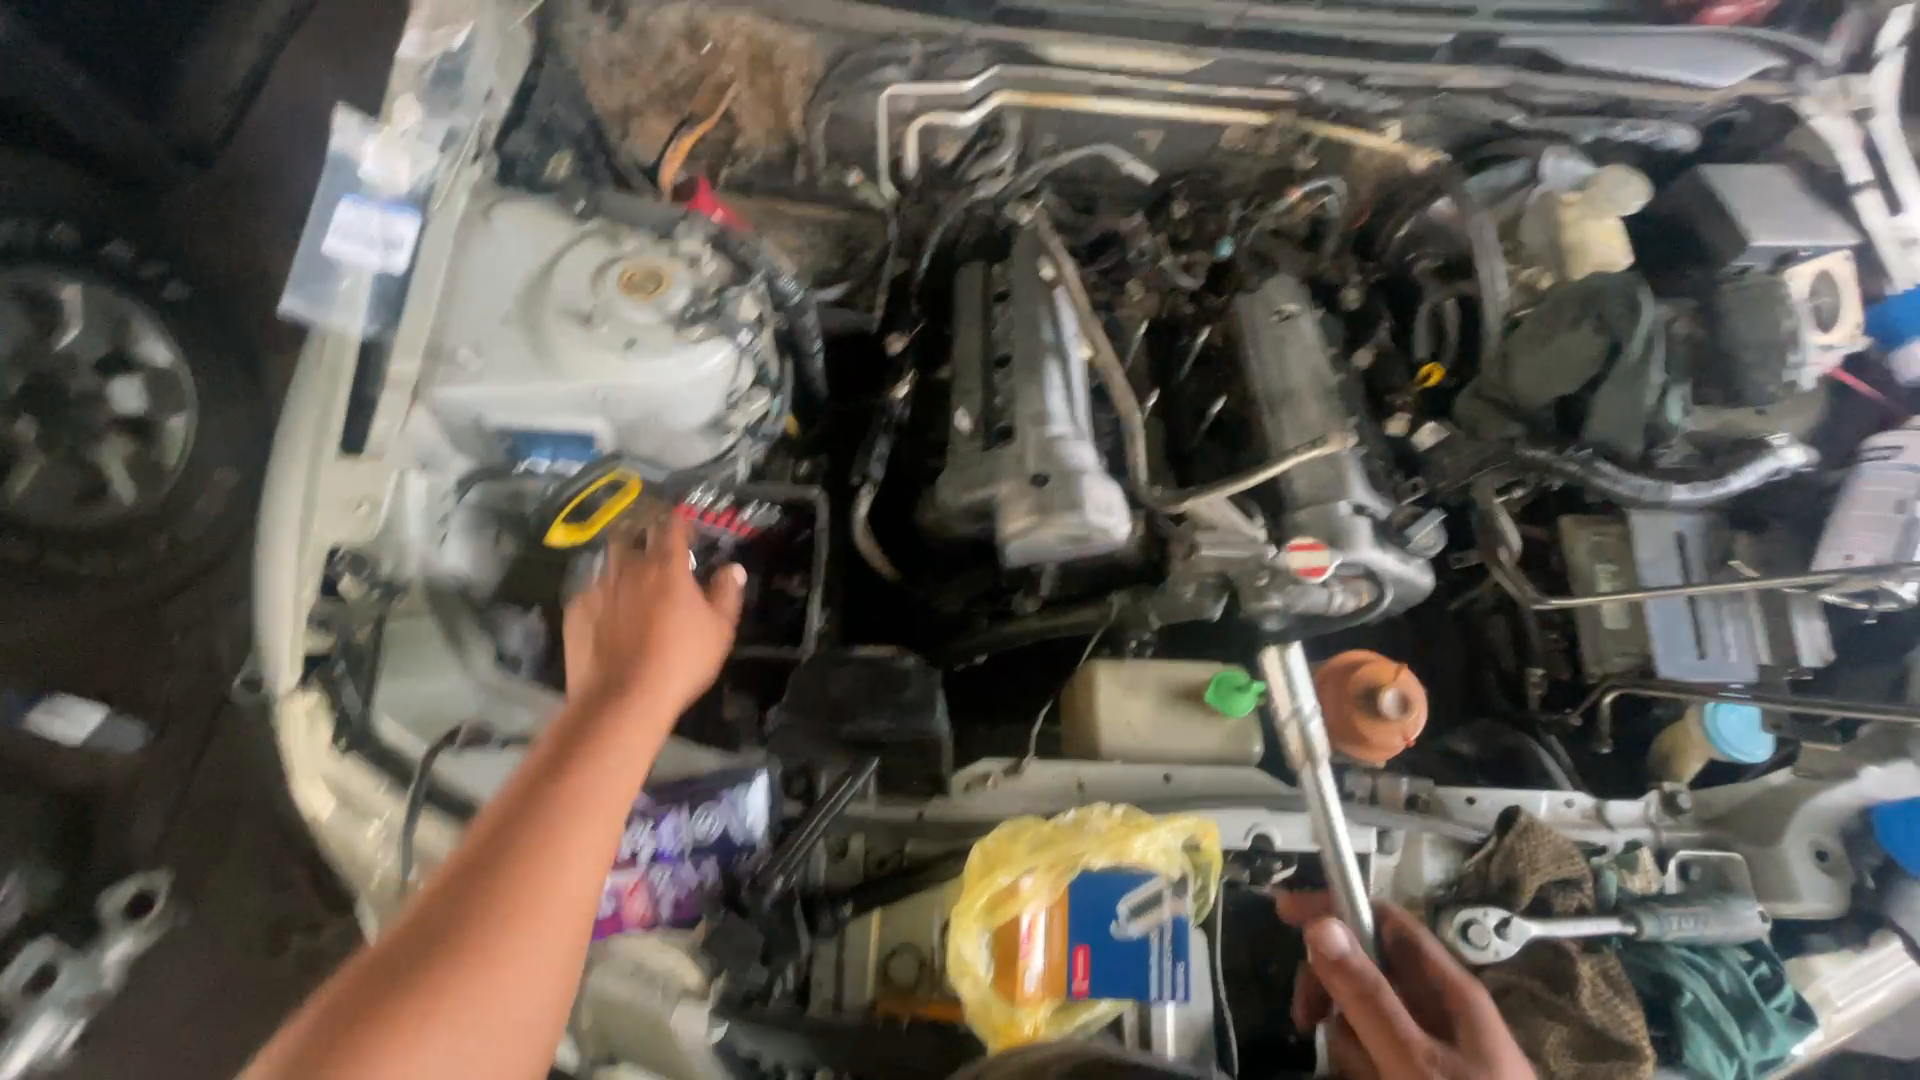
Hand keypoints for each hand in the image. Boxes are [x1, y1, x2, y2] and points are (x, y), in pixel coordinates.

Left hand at [563, 516, 744, 718]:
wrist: (622, 698)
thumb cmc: (681, 661)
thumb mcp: (719, 630)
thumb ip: (726, 594)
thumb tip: (733, 569)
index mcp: (667, 567)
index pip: (672, 526)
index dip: (680, 522)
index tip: (687, 528)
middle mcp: (630, 567)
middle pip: (634, 535)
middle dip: (646, 535)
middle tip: (657, 549)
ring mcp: (598, 587)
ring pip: (609, 560)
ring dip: (622, 561)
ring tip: (631, 576)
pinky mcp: (577, 610)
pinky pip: (590, 589)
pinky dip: (603, 592)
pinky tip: (609, 611)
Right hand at [1275, 893, 1535, 1079]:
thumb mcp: (1414, 1063)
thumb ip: (1368, 996)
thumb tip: (1319, 923)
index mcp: (1449, 988)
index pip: (1385, 919)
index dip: (1335, 906)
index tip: (1284, 913)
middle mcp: (1440, 1005)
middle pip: (1367, 965)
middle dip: (1331, 985)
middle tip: (1306, 1018)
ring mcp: (1433, 1042)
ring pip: (1366, 1011)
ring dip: (1347, 1035)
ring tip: (1359, 1073)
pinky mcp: (1423, 1070)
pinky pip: (1377, 1046)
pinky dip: (1362, 1059)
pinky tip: (1366, 1078)